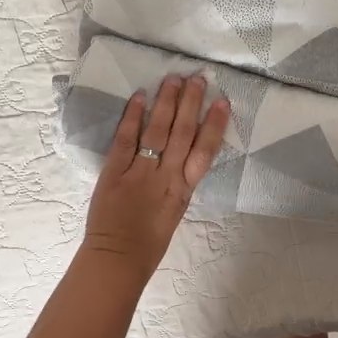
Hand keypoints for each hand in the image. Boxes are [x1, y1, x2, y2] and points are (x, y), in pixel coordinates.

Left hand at [80, 73, 228, 277]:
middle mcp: (166, 176)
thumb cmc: (150, 243)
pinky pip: (125, 140)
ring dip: (166, 102)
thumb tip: (184, 159)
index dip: (215, 125)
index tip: (223, 102)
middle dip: (191, 103)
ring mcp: (140, 172)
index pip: (205, 151)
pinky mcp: (114, 172)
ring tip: (173, 78)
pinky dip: (133, 118)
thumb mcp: (175, 211)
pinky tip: (140, 97)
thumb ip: (180, 183)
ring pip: (157, 131)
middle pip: (182, 133)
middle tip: (198, 78)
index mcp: (184, 189)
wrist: (117, 258)